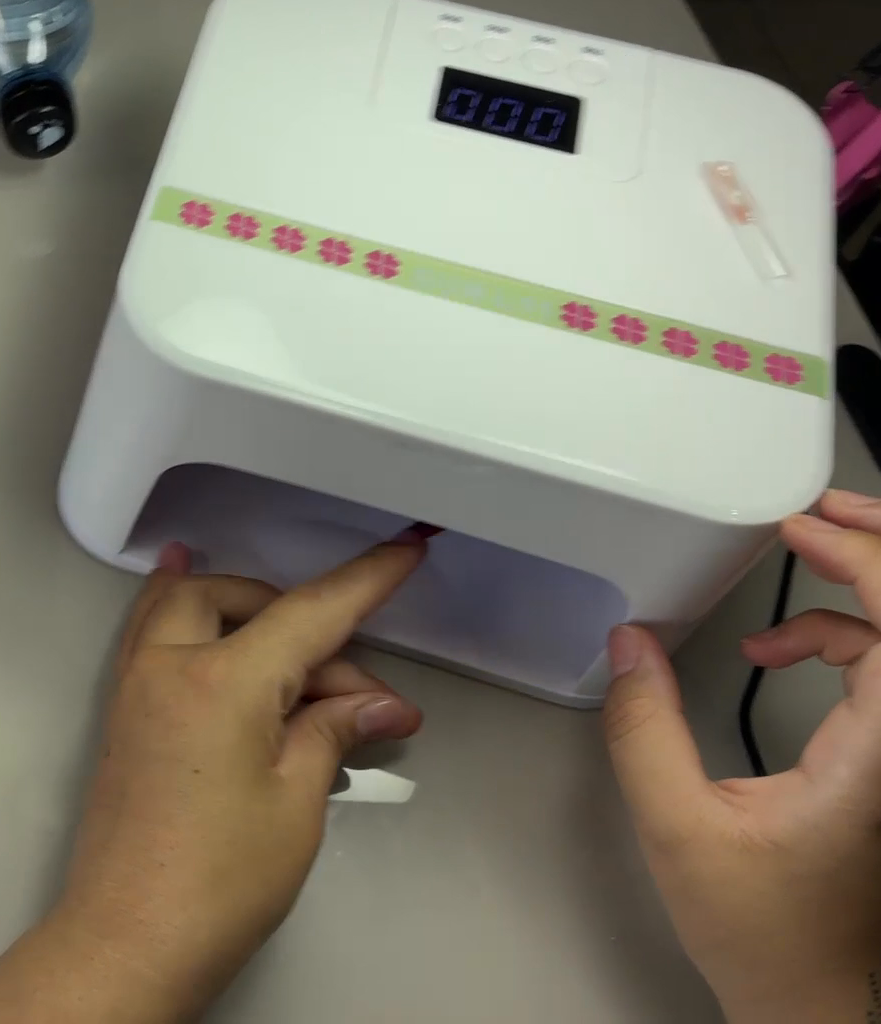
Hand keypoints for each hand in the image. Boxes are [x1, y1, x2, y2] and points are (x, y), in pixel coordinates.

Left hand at [0, 533, 429, 1023]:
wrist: (131, 927)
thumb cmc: (221, 876)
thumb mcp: (296, 801)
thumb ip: (328, 731)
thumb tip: (375, 703)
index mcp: (220, 680)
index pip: (306, 613)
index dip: (363, 582)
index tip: (402, 551)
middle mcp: (167, 664)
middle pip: (233, 597)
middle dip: (295, 615)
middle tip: (346, 681)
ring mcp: (134, 681)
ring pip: (179, 603)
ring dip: (235, 602)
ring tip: (291, 635)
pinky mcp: (122, 706)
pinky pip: (147, 629)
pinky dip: (172, 603)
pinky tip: (181, 578)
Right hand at [603, 489, 880, 1023]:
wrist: (812, 992)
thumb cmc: (755, 922)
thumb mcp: (676, 817)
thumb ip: (644, 724)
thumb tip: (629, 642)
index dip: (867, 566)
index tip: (802, 527)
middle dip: (877, 553)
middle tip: (815, 510)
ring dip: (854, 593)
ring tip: (789, 566)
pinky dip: (837, 640)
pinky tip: (777, 649)